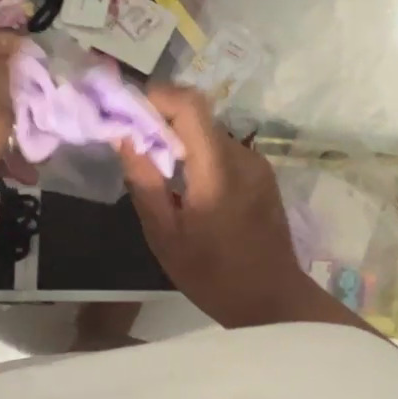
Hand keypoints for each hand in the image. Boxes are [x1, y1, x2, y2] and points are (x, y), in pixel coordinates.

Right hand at [119, 87, 318, 326]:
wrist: (273, 300)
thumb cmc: (213, 276)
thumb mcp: (165, 236)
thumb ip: (144, 183)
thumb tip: (124, 137)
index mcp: (217, 171)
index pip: (190, 105)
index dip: (157, 98)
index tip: (127, 112)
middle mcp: (243, 157)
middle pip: (198, 117)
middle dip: (162, 122)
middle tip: (132, 145)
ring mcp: (257, 164)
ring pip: (210, 133)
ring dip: (181, 141)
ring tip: (158, 172)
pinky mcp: (263, 174)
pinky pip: (224, 151)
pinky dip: (200, 156)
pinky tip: (187, 187)